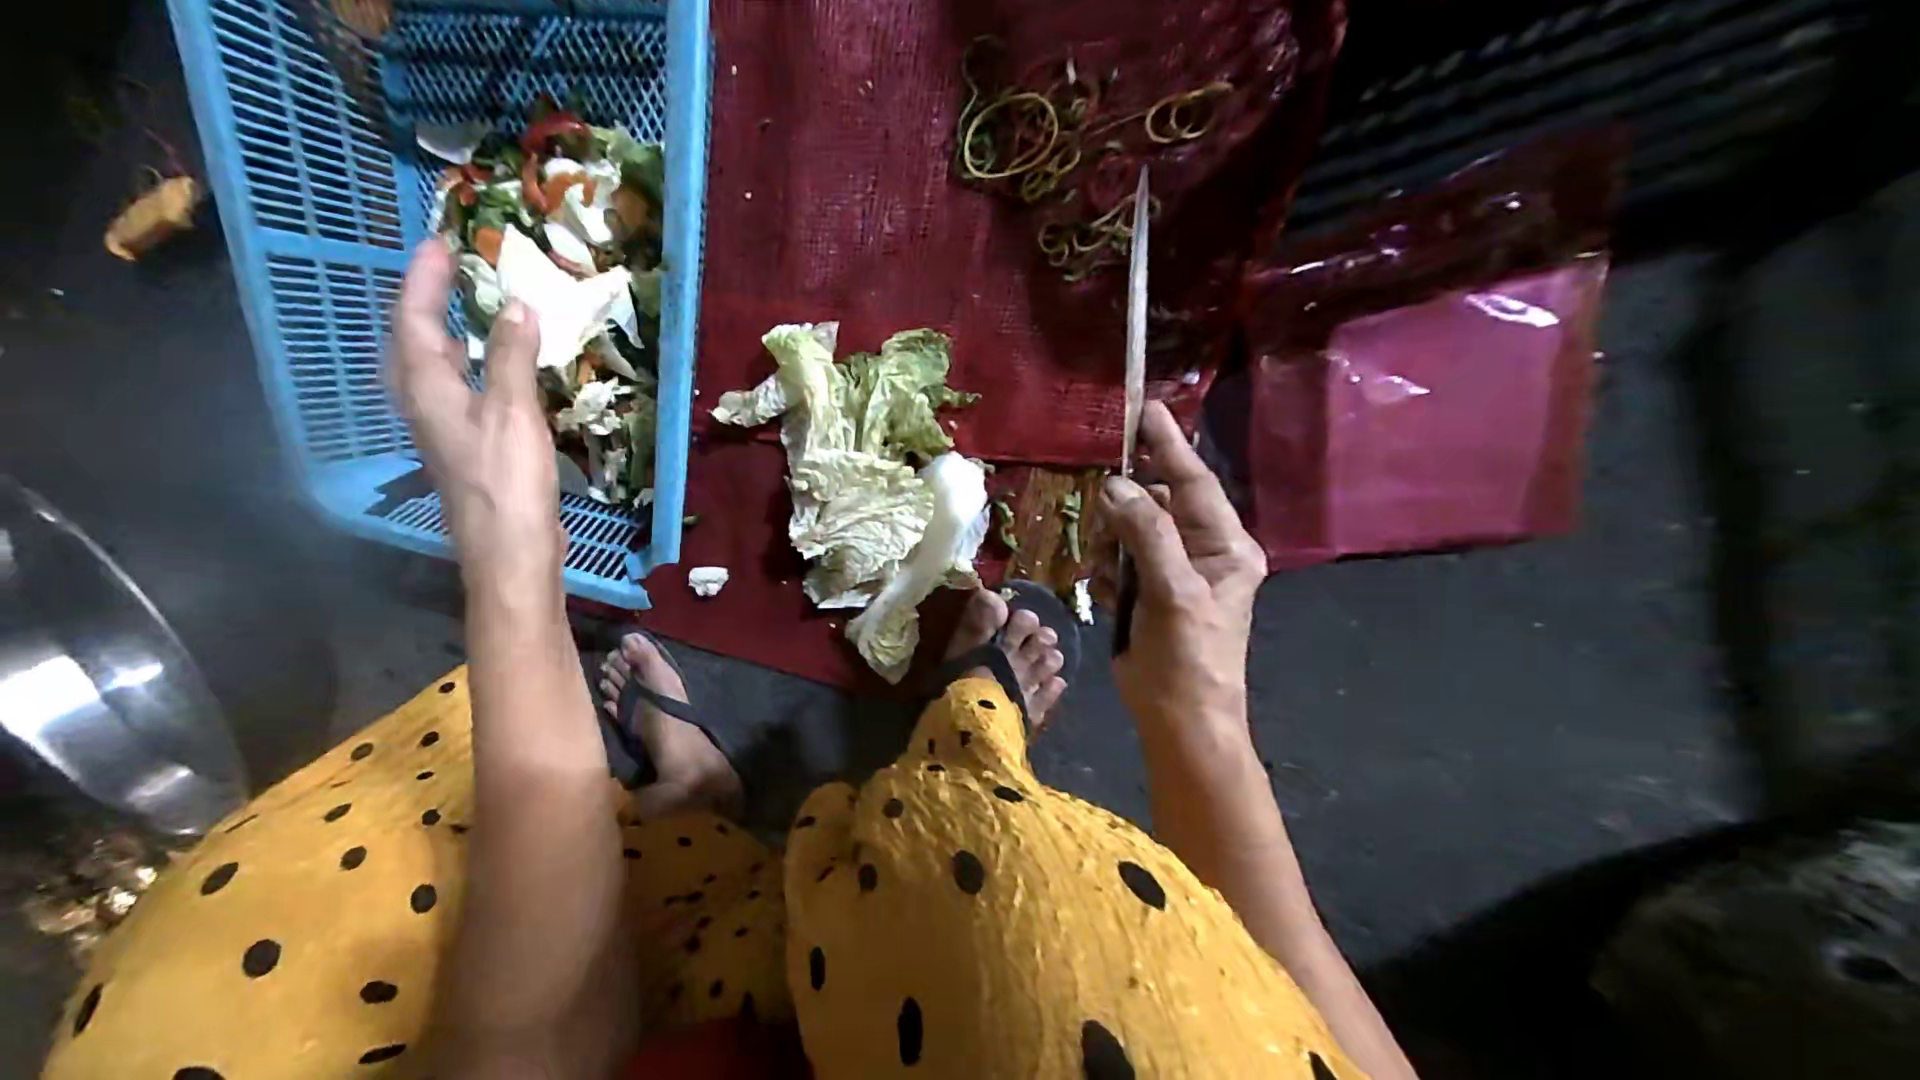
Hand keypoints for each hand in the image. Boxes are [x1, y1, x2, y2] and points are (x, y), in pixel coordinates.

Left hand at [390, 239, 562, 594]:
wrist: (509, 547)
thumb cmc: (508, 479)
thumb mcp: (513, 411)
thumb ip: (514, 358)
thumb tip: (518, 307)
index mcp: (425, 387)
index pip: (412, 318)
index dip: (423, 279)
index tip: (439, 243)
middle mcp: (423, 403)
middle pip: (412, 341)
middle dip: (427, 303)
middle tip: (455, 275)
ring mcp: (443, 427)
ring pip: (434, 367)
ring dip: (449, 335)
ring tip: (475, 314)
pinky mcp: (468, 447)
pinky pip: (460, 390)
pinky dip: (473, 367)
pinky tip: (497, 372)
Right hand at [1100, 401, 1267, 727]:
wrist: (1180, 718)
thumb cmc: (1189, 658)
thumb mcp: (1174, 593)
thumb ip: (1148, 534)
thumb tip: (1116, 487)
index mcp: (1225, 545)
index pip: (1194, 482)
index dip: (1168, 446)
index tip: (1146, 409)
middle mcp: (1202, 549)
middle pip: (1157, 502)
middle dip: (1127, 509)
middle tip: (1106, 525)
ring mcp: (1174, 568)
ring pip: (1132, 527)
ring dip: (1112, 543)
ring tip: (1109, 575)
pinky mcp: (1149, 587)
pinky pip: (1121, 555)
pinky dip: (1108, 567)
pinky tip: (1109, 592)